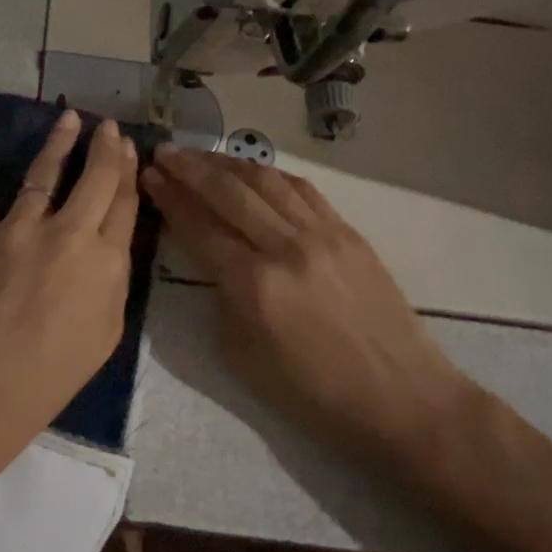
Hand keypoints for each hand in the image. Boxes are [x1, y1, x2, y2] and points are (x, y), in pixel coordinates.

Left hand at [0, 112, 139, 455]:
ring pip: (43, 173)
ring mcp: (20, 230)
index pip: (123, 206)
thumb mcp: (104, 336)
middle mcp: (68, 234)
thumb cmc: (50, 377)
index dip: (128, 174)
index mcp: (106, 263)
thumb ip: (111, 285)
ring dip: (57, 143)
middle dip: (104, 148)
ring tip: (67, 118)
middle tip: (108, 126)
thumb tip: (106, 252)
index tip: (129, 150)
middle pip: (94, 180)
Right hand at [142, 145, 473, 456]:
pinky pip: (302, 189)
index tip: (148, 175)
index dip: (169, 198)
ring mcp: (322, 234)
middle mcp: (286, 248)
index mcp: (254, 285)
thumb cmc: (315, 395)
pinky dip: (270, 175)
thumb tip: (212, 261)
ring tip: (201, 155)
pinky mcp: (349, 233)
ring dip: (227, 163)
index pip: (200, 226)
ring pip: (266, 181)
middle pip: (228, 192)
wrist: (402, 399)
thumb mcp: (244, 359)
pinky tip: (253, 171)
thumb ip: (220, 300)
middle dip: (190, 168)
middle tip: (164, 152)